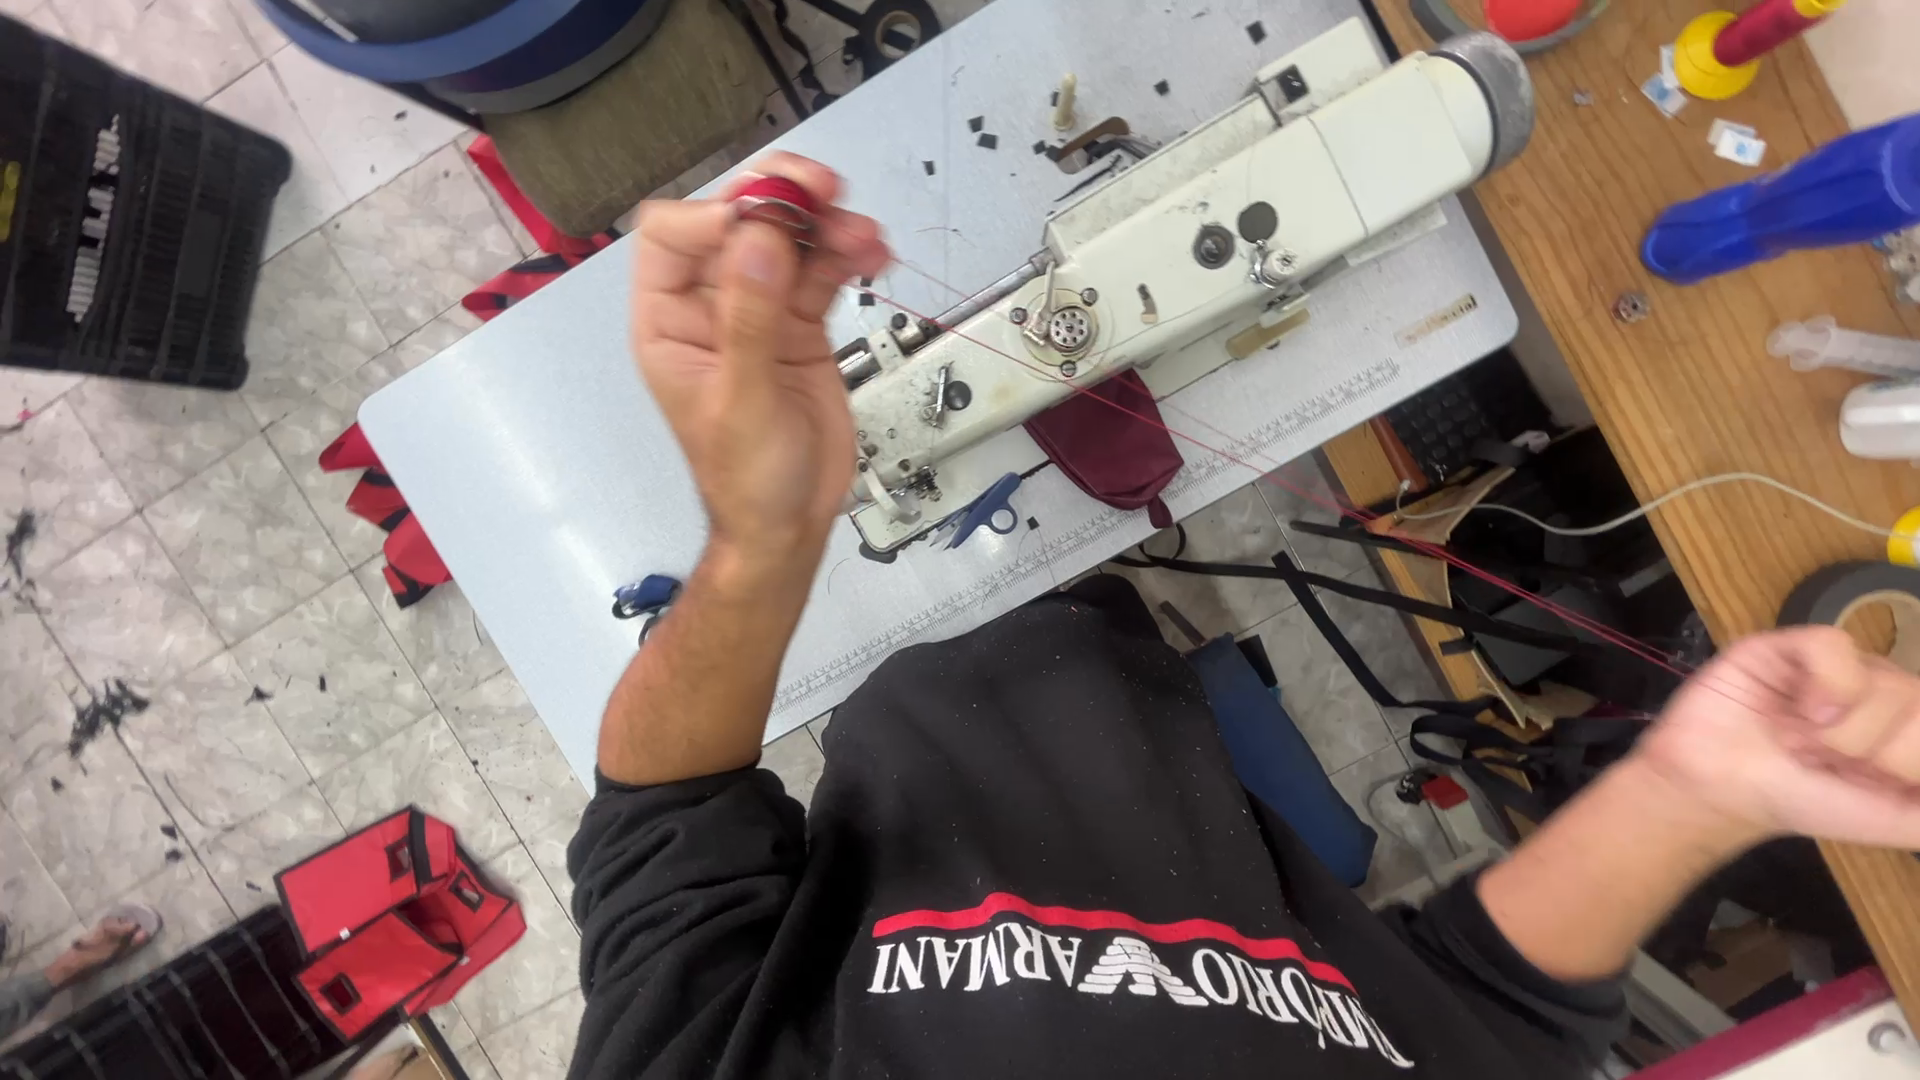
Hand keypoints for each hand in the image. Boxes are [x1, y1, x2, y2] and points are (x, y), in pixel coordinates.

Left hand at [630, 153, 889, 567]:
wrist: (792, 520)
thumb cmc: (749, 477)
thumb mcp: (743, 402)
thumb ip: (748, 321)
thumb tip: (758, 239)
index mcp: (671, 322)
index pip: (674, 237)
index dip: (717, 216)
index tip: (770, 223)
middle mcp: (712, 307)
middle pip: (738, 226)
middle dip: (780, 202)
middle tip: (825, 190)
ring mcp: (761, 314)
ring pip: (788, 245)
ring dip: (825, 229)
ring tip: (865, 233)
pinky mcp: (802, 327)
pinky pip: (822, 276)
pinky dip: (847, 259)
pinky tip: (873, 254)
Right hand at [1632, 625, 1919, 850]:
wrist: (1720, 789)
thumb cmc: (1807, 803)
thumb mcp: (1909, 819)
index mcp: (1912, 726)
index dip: (1914, 757)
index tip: (1887, 779)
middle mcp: (1880, 691)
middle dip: (1887, 749)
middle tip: (1836, 763)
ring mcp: (1828, 667)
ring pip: (1887, 679)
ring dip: (1848, 727)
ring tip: (1803, 740)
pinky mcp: (1777, 649)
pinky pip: (1830, 644)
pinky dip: (1826, 681)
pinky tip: (1802, 708)